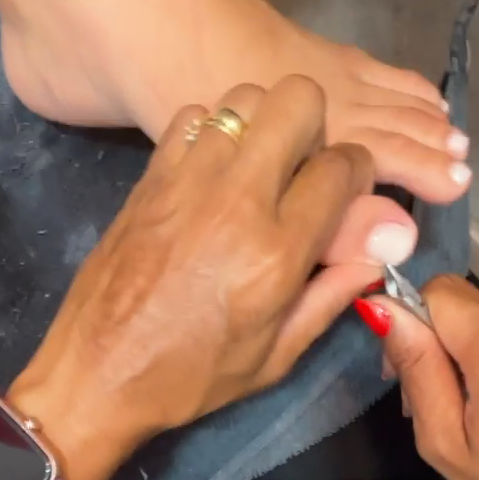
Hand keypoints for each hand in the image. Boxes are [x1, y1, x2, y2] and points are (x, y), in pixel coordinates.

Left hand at [10, 77, 399, 479]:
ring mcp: (185, 184)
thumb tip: (382, 250)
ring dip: (260, 126)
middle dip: (313, 128)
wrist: (96, 377)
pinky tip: (207, 175)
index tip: (341, 198)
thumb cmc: (186, 381)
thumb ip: (330, 297)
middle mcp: (234, 203)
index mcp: (275, 255)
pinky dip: (210, 131)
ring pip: (244, 98)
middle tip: (296, 174)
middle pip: (298, 101)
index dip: (354, 176)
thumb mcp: (271, 360)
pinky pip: (192, 117)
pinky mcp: (148, 180)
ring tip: (251, 173)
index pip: (343, 166)